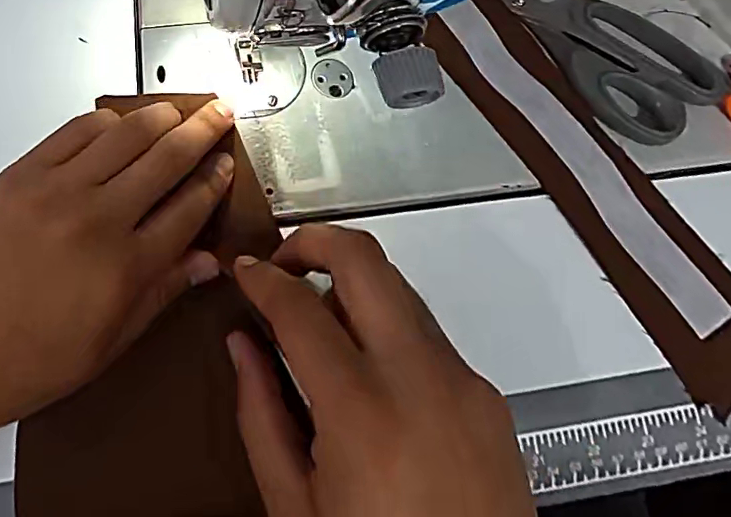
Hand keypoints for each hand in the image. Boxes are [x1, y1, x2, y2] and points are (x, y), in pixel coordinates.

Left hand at [0, 101, 238, 515]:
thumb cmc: (14, 363)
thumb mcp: (102, 348)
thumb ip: (160, 295)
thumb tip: (207, 263)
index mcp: (124, 270)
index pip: (189, 208)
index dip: (215, 181)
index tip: (226, 166)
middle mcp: (99, 219)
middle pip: (168, 156)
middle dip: (203, 130)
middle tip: (221, 112)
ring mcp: (59, 189)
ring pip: (129, 132)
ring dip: (163, 115)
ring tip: (182, 109)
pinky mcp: (23, 172)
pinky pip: (76, 129)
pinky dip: (107, 119)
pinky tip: (121, 122)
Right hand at [227, 226, 533, 516]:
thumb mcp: (297, 510)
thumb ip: (260, 414)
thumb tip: (243, 346)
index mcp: (365, 414)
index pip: (299, 306)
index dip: (263, 277)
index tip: (247, 270)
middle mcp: (422, 380)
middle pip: (364, 258)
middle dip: (315, 240)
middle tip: (283, 259)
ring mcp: (463, 381)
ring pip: (398, 284)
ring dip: (351, 280)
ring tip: (318, 314)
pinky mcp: (487, 394)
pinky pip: (427, 331)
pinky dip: (387, 323)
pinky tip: (366, 364)